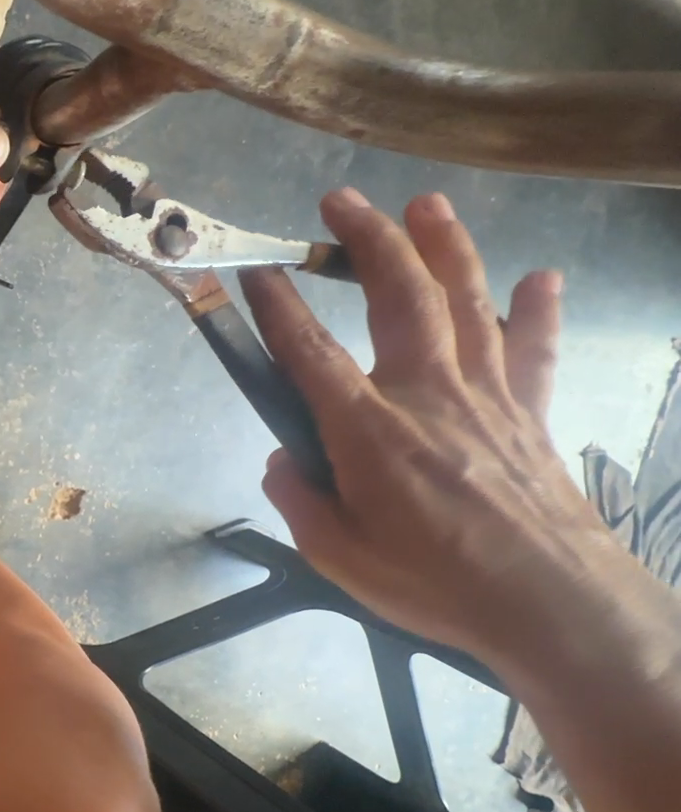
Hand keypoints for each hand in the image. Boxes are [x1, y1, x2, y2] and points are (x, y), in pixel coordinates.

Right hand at [241, 189, 652, 663]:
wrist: (556, 609)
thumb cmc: (434, 582)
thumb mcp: (334, 552)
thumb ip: (297, 496)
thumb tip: (285, 458)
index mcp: (370, 431)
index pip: (311, 352)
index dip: (278, 308)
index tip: (255, 273)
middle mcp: (429, 396)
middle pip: (400, 301)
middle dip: (369, 244)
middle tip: (340, 202)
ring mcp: (487, 399)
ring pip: (465, 306)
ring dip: (444, 250)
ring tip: (424, 205)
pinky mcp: (527, 416)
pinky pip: (529, 352)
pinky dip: (535, 311)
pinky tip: (538, 277)